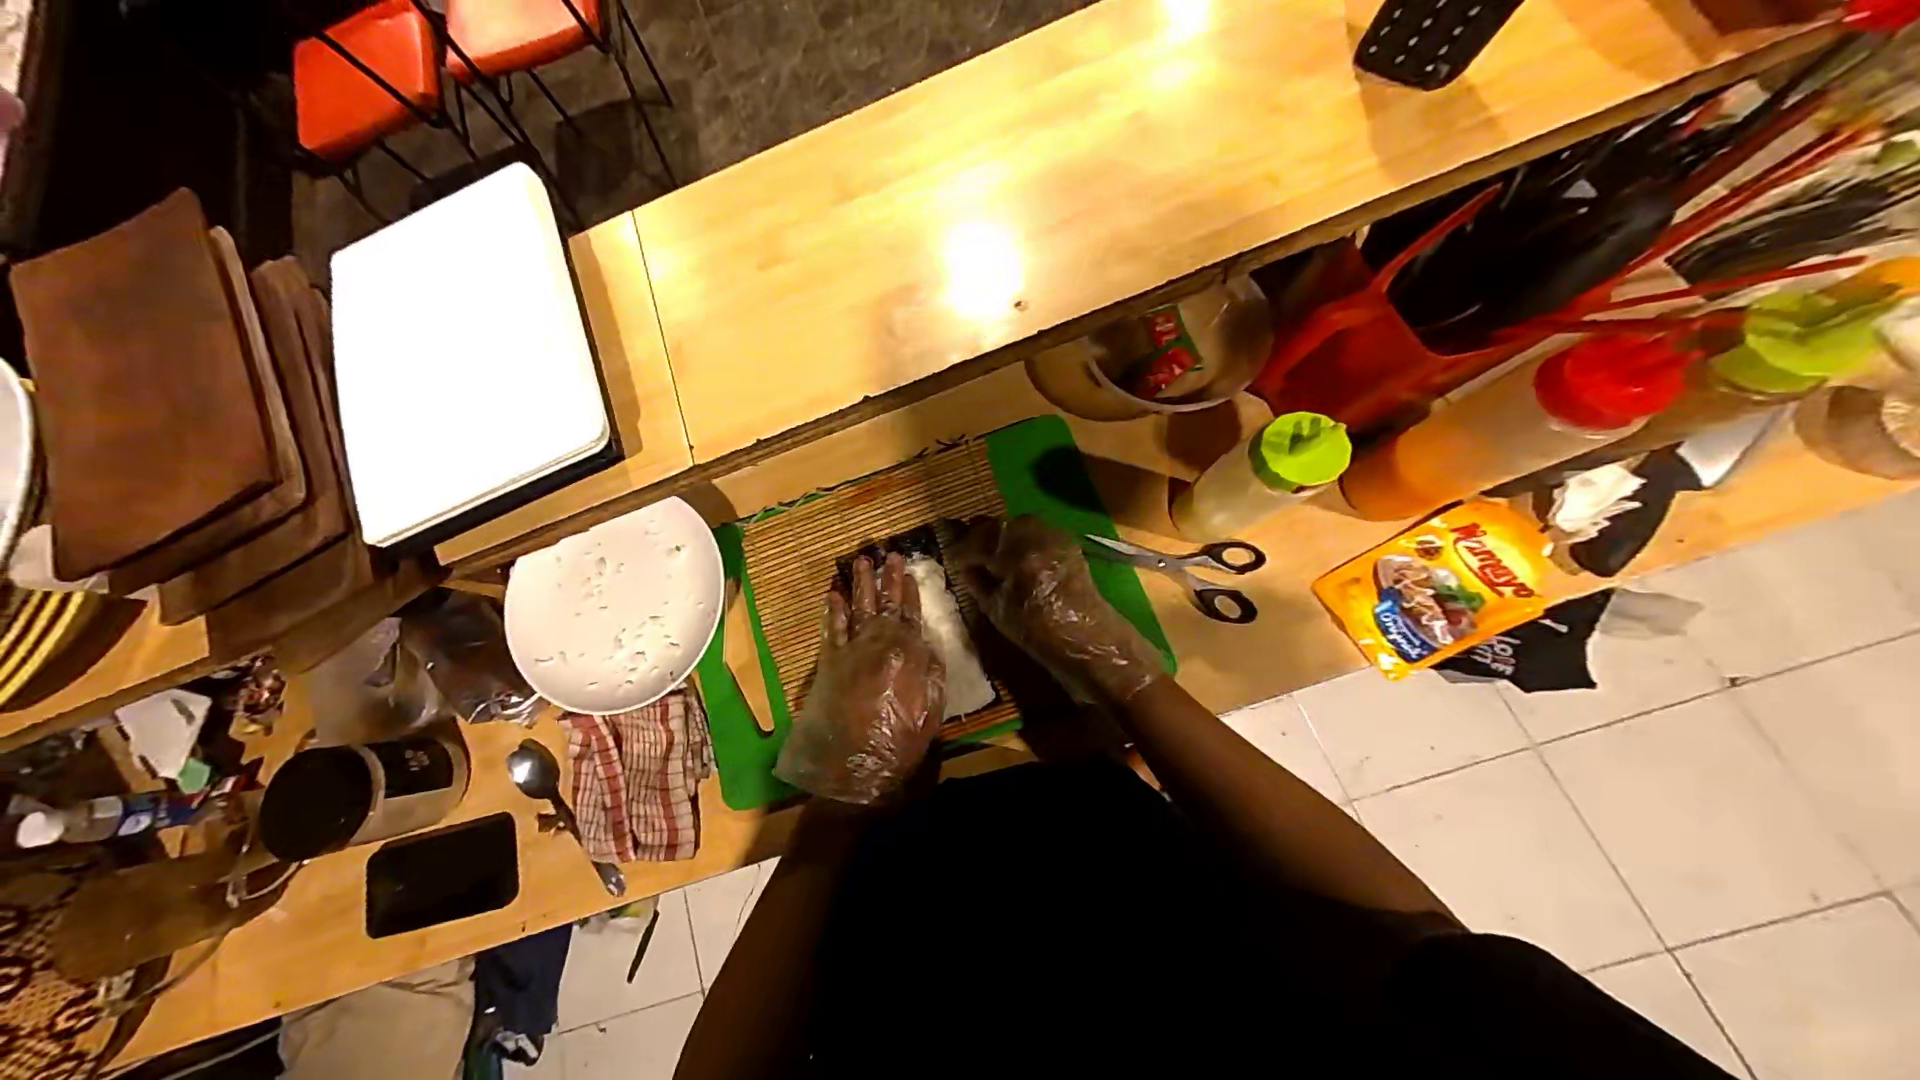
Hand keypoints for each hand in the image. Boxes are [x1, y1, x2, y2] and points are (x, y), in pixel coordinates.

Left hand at [773, 553, 946, 804]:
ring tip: (861, 561)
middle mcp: (877, 644)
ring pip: (857, 608)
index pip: (911, 614)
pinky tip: (834, 593)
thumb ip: (930, 670)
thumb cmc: (900, 740)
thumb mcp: (931, 707)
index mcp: (906, 653)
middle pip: (885, 604)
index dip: (911, 592)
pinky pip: (832, 628)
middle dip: (888, 579)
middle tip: (889, 555)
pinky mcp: (830, 661)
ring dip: (860, 585)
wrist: (854, 764)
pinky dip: (833, 610)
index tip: (910, 571)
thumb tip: (926, 642)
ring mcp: (851, 650)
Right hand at [950, 516, 1164, 703]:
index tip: (951, 559)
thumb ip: (977, 582)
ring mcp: (1054, 536)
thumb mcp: (997, 611)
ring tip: (990, 557)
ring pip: (1016, 525)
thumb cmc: (1039, 633)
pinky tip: (1014, 558)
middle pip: (998, 525)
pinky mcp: (1066, 542)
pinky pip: (1034, 532)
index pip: (977, 539)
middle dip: (979, 538)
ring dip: (1000, 537)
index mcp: (1016, 554)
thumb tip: (964, 565)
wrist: (1088, 640)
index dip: (960, 548)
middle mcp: (1036, 536)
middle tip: (967, 555)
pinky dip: (1020, 541)